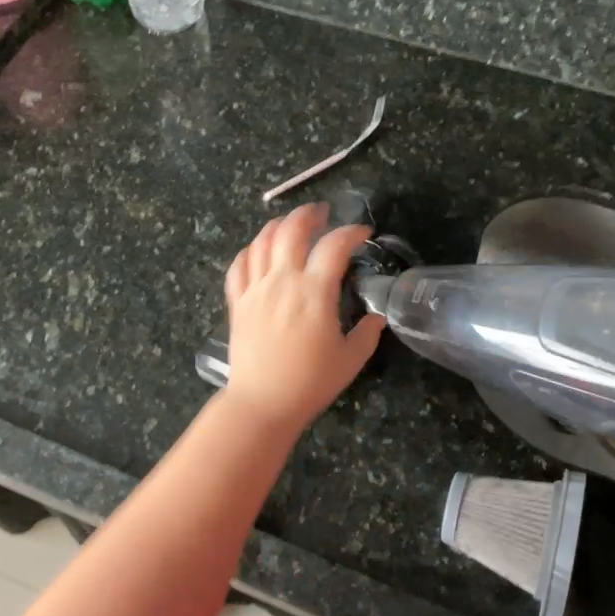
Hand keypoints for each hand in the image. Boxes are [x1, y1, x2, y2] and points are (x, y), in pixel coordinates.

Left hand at [222, 202, 385, 432]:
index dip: (351, 232)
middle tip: (321, 213)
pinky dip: (249, 251)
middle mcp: (282, 282)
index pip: (333, 246)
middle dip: (308, 214)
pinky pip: (239, 266)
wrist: (263, 402)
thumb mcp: (350, 360)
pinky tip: (258, 251)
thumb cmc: (310, 383)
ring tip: (290, 224)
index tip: (363, 233)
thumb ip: (367, 334)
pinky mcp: (237, 302)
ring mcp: (255, 290)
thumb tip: (377, 317)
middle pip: (291, 230)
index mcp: (314, 293)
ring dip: (277, 225)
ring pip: (261, 241)